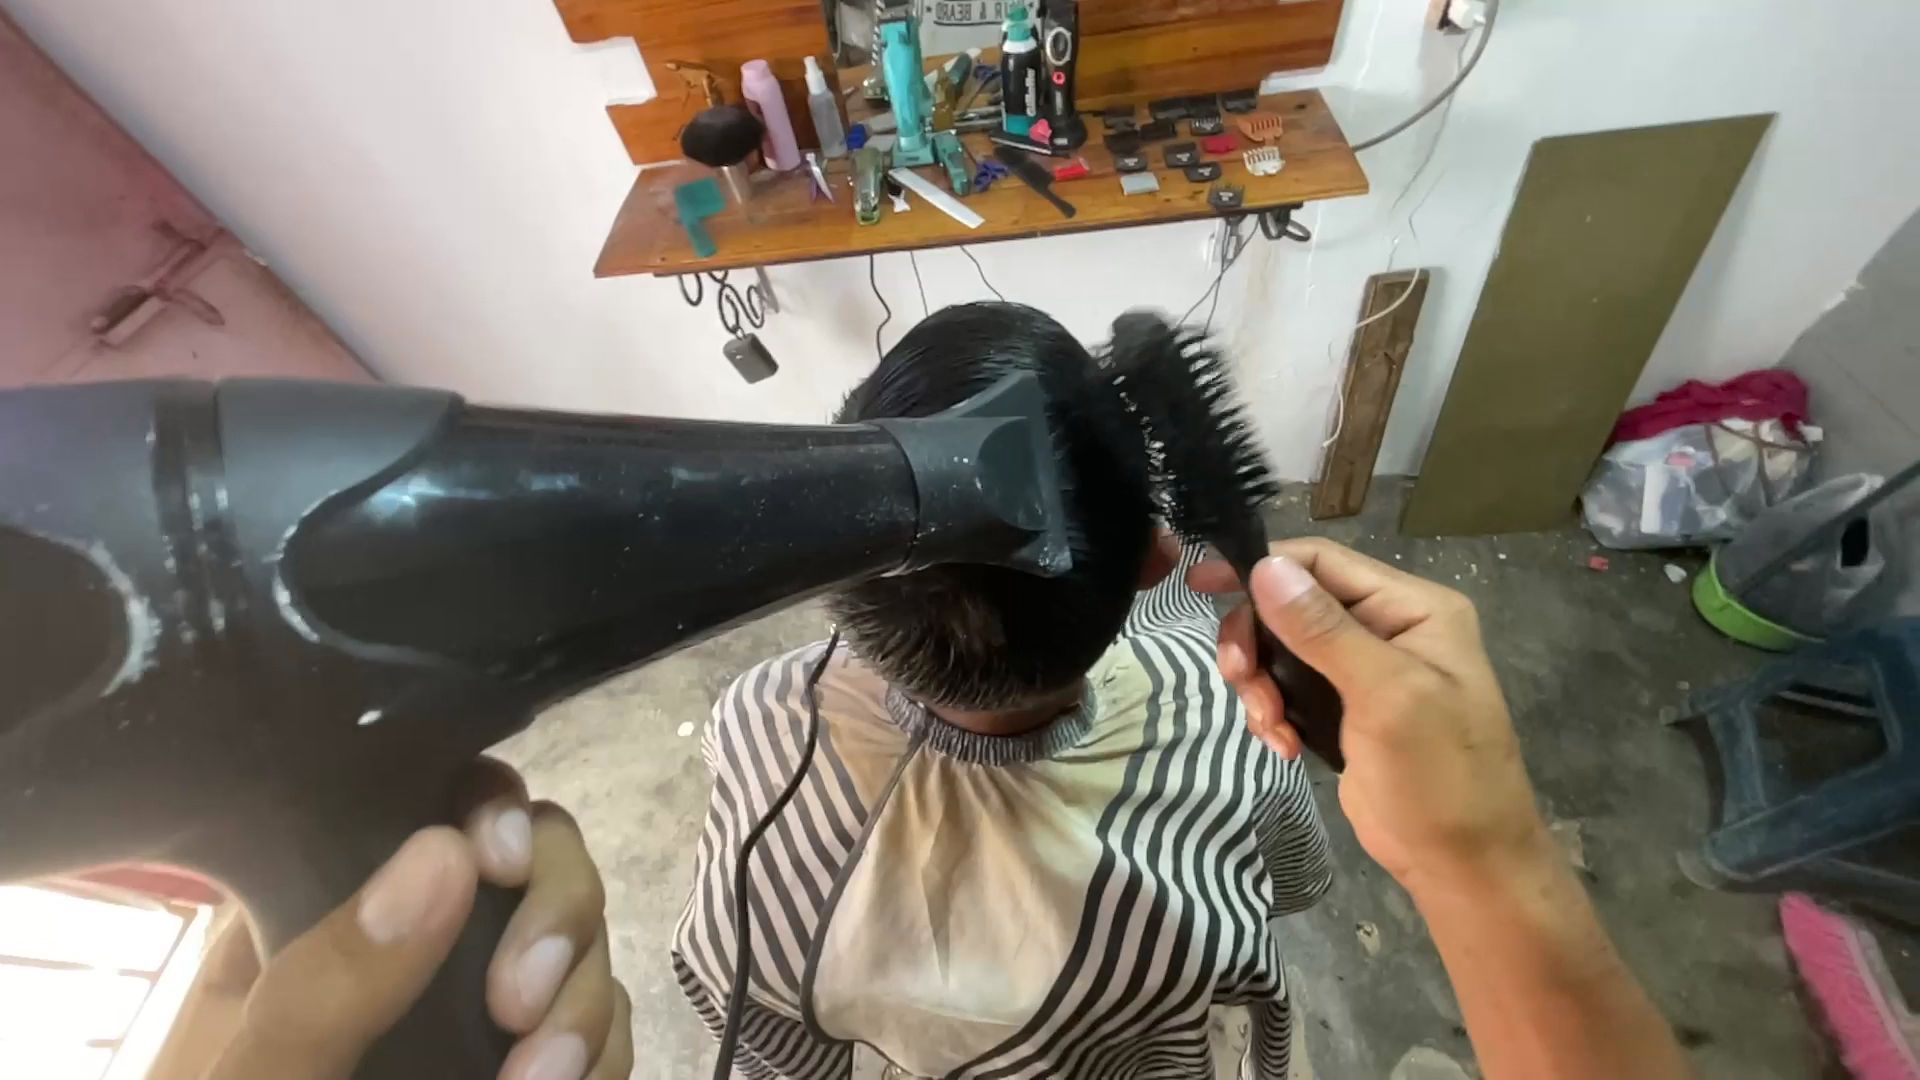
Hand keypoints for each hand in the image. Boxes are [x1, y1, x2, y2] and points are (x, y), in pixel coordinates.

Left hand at [208, 759, 633, 1079]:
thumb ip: (324, 988)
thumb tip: (446, 852)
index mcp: (332, 921)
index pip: (430, 804)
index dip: (490, 804)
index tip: (502, 857)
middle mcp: (431, 940)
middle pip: (542, 851)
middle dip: (558, 908)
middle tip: (523, 999)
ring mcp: (496, 996)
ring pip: (589, 930)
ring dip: (586, 996)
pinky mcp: (549, 1049)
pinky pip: (614, 1010)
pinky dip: (606, 1047)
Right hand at [1190, 538, 1551, 892]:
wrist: (1463, 869)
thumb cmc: (1441, 778)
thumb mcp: (1385, 696)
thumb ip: (1323, 630)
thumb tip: (1265, 566)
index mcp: (1411, 607)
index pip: (1321, 561)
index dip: (1261, 566)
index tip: (1201, 584)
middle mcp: (1384, 626)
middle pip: (1289, 604)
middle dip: (1256, 642)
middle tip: (1238, 678)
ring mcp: (1360, 667)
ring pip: (1278, 646)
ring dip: (1259, 683)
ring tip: (1269, 725)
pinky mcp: (1340, 704)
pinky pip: (1283, 685)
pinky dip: (1271, 710)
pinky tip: (1284, 743)